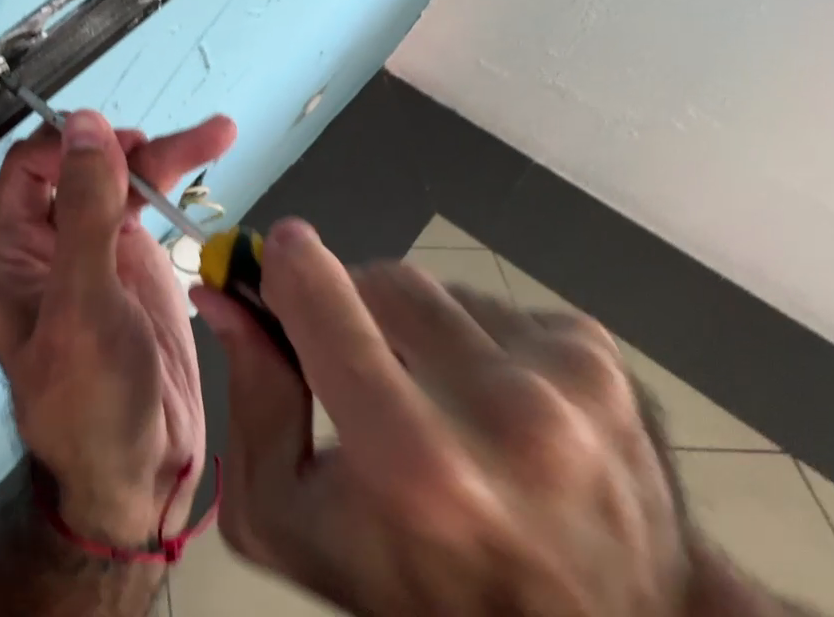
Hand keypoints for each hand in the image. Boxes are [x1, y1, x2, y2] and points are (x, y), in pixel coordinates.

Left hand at [0, 109, 235, 545]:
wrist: (141, 470)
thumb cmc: (92, 399)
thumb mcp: (84, 305)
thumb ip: (85, 212)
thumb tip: (85, 124)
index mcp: (5, 249)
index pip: (28, 168)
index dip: (72, 146)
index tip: (125, 143)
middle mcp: (40, 241)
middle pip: (78, 167)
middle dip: (126, 148)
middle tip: (177, 146)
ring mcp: (87, 248)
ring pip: (117, 180)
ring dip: (162, 156)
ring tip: (217, 134)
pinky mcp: (129, 262)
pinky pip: (146, 207)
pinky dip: (174, 181)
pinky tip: (209, 153)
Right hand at [192, 220, 697, 615]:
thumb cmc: (409, 582)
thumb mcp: (287, 517)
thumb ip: (249, 400)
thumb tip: (224, 297)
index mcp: (410, 461)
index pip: (325, 305)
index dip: (287, 265)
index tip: (274, 251)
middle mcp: (502, 411)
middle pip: (382, 281)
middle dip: (348, 301)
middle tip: (343, 347)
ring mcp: (570, 384)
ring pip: (440, 290)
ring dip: (411, 323)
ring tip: (424, 392)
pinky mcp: (610, 367)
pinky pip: (498, 307)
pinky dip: (472, 338)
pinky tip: (483, 402)